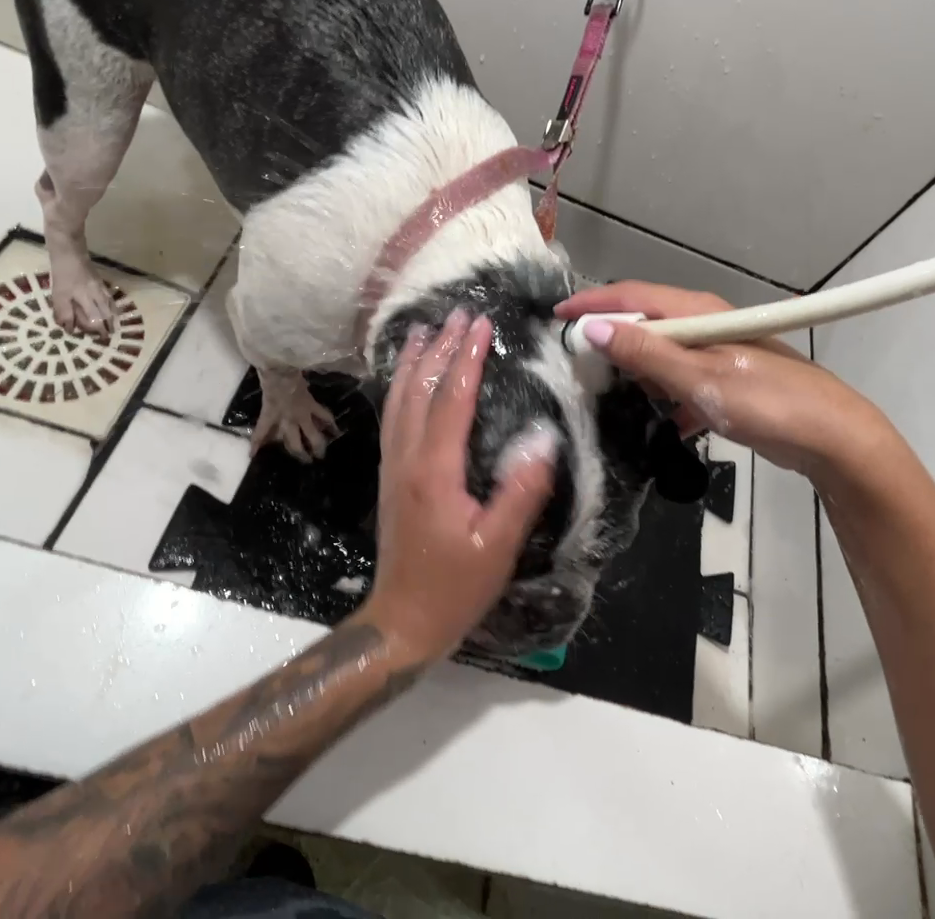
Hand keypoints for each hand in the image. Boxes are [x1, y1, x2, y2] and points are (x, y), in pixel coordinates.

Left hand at [362, 310, 558, 662]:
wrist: (402, 621)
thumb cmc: (455, 587)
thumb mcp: (498, 544)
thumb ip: (521, 491)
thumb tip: (543, 438)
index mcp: (434, 471)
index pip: (450, 400)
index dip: (466, 359)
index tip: (481, 324)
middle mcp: (406, 460)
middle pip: (418, 391)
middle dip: (438, 349)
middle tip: (457, 314)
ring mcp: (392, 468)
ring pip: (397, 402)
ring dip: (411, 363)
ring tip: (423, 331)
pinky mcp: (390, 479)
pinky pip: (393, 419)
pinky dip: (399, 389)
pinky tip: (407, 382)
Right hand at [556, 282, 891, 478]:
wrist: (831, 438)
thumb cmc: (768, 403)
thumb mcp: (700, 380)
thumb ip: (647, 354)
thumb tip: (593, 328)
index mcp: (699, 314)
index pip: (633, 297)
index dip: (593, 304)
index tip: (555, 316)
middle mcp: (706, 327)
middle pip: (646, 324)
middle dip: (610, 339)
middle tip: (573, 362)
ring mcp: (718, 356)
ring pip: (663, 357)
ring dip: (637, 374)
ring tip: (605, 396)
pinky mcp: (727, 385)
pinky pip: (683, 385)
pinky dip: (667, 400)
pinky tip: (661, 426)